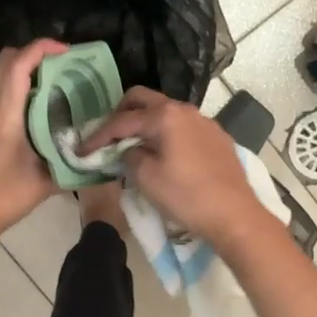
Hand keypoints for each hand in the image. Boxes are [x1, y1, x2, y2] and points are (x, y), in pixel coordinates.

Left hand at [0, 40, 69, 241]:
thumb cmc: (4, 197)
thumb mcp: (46, 181)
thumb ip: (72, 161)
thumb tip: (98, 150)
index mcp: (5, 114)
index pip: (19, 64)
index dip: (42, 49)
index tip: (66, 52)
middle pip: (5, 60)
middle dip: (33, 54)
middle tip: (61, 66)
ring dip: (21, 68)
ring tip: (48, 82)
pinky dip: (11, 83)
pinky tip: (30, 105)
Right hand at [78, 87, 265, 241]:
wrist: (235, 215)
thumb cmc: (186, 197)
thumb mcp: (146, 179)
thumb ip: (129, 156)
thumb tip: (129, 150)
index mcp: (165, 116)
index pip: (122, 120)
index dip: (98, 136)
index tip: (82, 150)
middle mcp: (185, 110)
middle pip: (144, 100)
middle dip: (121, 115)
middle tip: (108, 137)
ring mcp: (205, 122)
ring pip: (166, 112)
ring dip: (146, 124)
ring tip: (134, 146)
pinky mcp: (217, 138)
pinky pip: (183, 127)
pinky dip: (167, 134)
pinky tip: (164, 155)